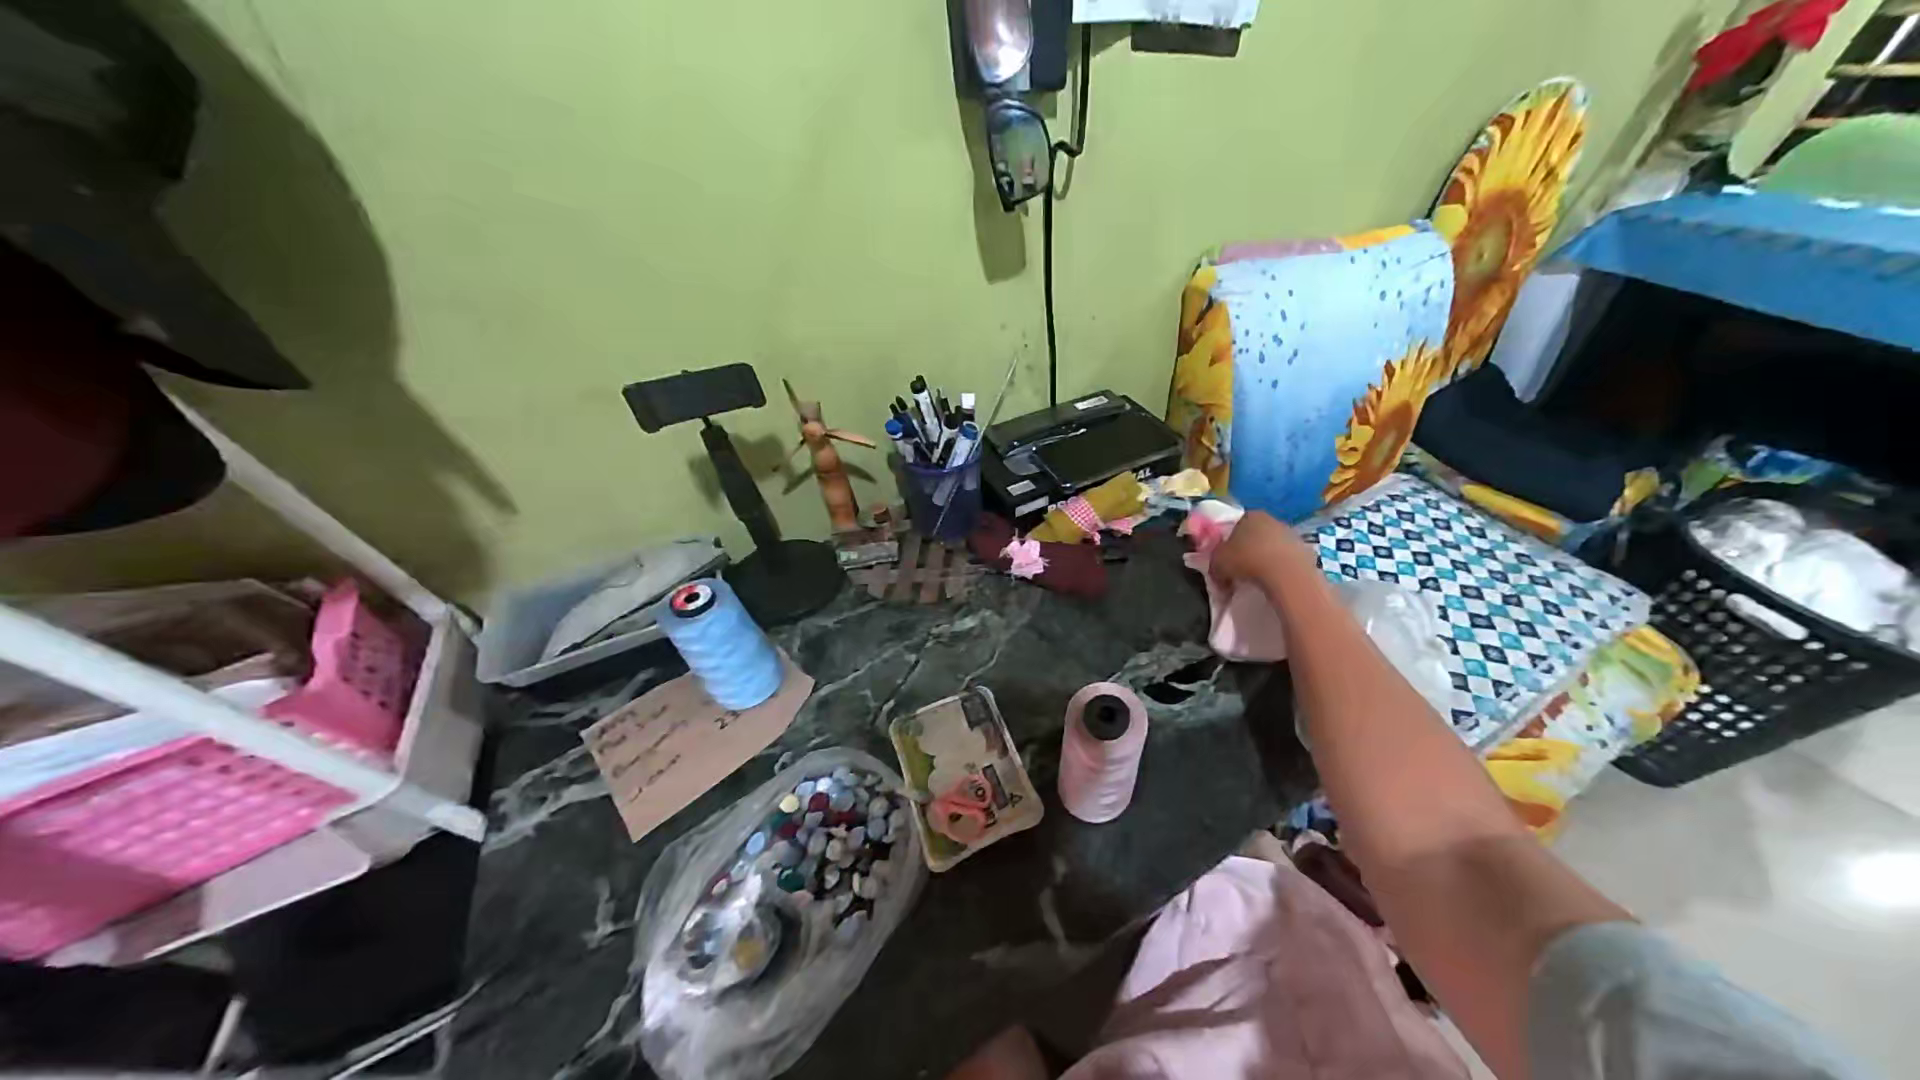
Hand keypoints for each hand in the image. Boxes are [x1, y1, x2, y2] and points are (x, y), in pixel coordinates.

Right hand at [1210, 510, 1311, 586]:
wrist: (1286, 574)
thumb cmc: (1246, 561)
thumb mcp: (1217, 563)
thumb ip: (1214, 564)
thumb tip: (1218, 572)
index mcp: (1249, 515)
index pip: (1234, 526)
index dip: (1227, 544)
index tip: (1225, 561)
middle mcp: (1272, 520)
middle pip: (1255, 536)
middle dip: (1247, 551)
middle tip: (1239, 571)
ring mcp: (1292, 535)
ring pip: (1273, 548)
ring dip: (1265, 561)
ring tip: (1258, 580)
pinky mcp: (1307, 551)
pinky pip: (1287, 561)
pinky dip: (1281, 570)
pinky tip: (1275, 583)